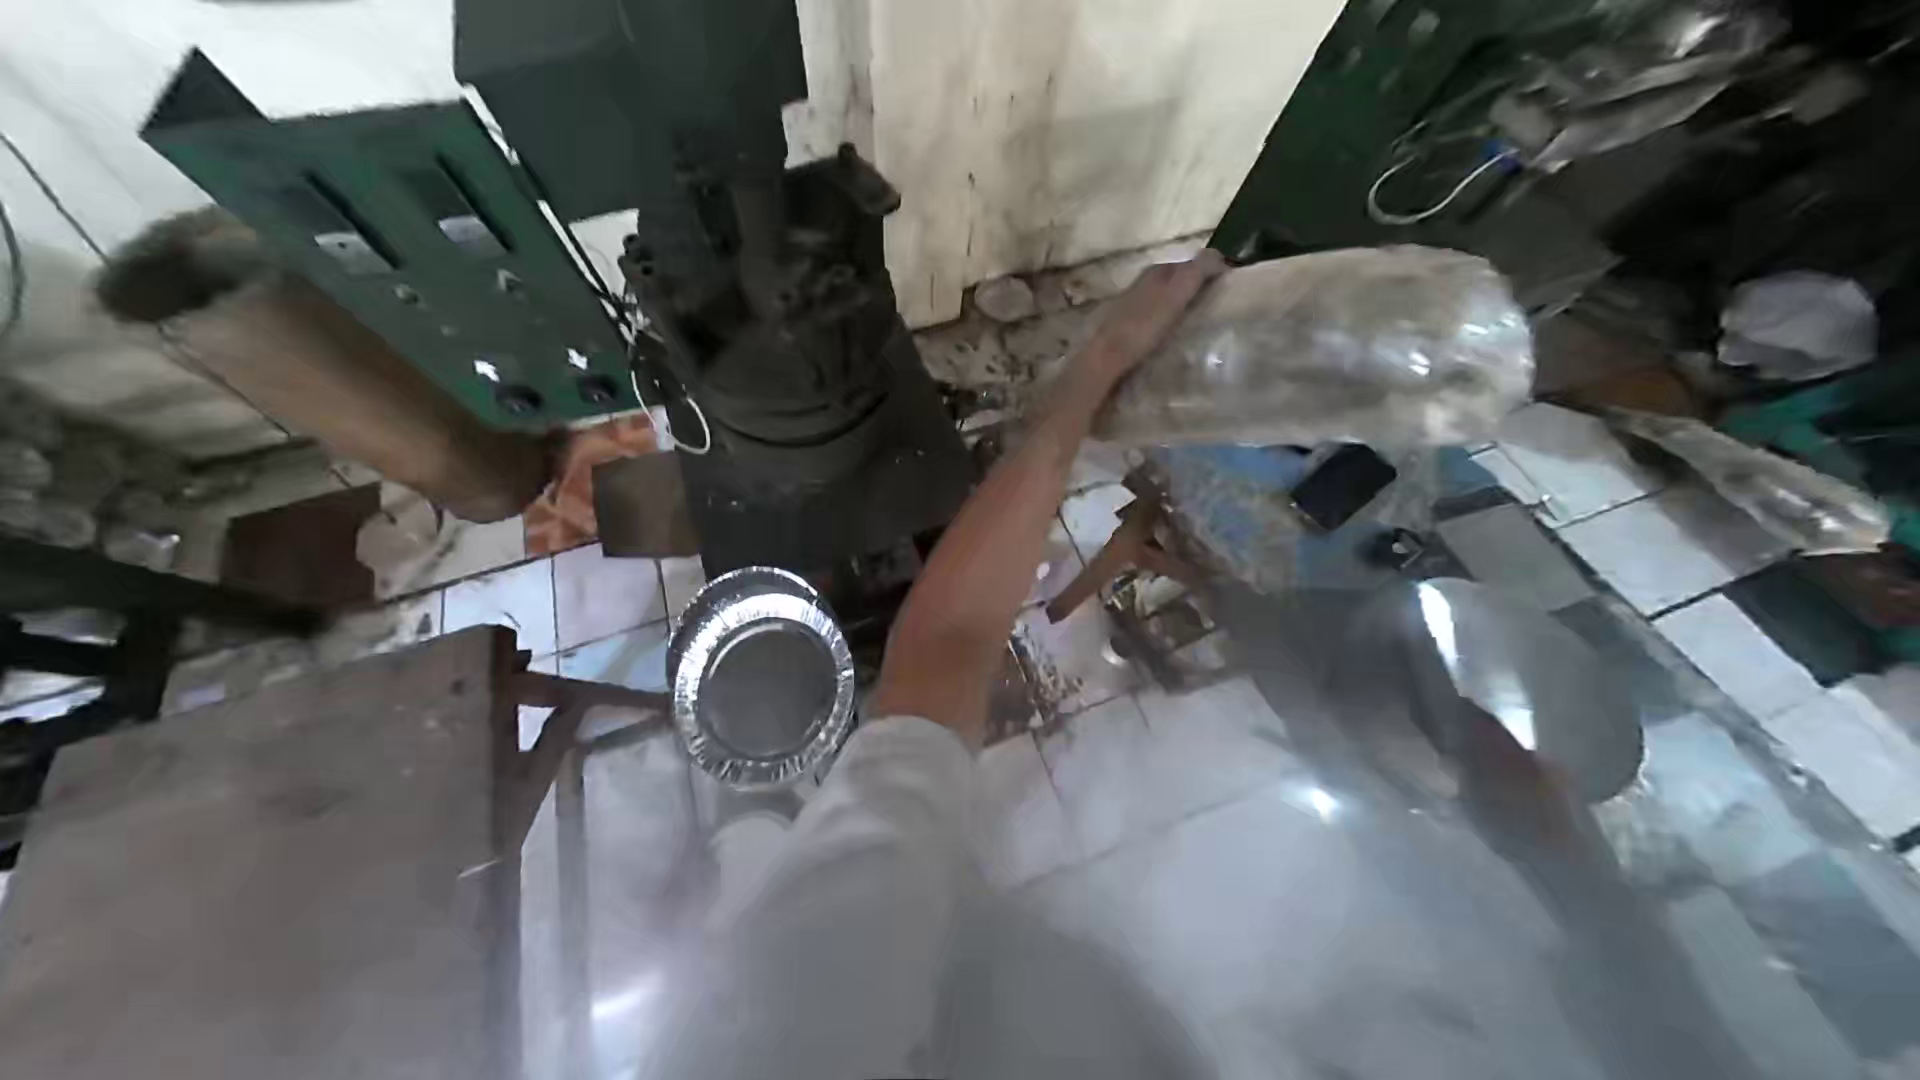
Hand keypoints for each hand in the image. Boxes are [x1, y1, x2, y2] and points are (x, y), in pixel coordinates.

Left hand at [1074, 249, 1227, 387]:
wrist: (1106, 358)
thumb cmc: (1143, 326)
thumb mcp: (1175, 294)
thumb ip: (1197, 272)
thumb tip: (1219, 256)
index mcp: (1156, 272)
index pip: (1191, 263)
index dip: (1209, 272)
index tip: (1226, 288)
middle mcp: (1142, 283)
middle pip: (1176, 280)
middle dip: (1194, 288)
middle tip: (1214, 305)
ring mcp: (1131, 305)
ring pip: (1163, 298)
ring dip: (1179, 305)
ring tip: (1196, 321)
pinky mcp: (1125, 326)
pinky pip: (1153, 316)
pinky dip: (1165, 320)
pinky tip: (1170, 334)